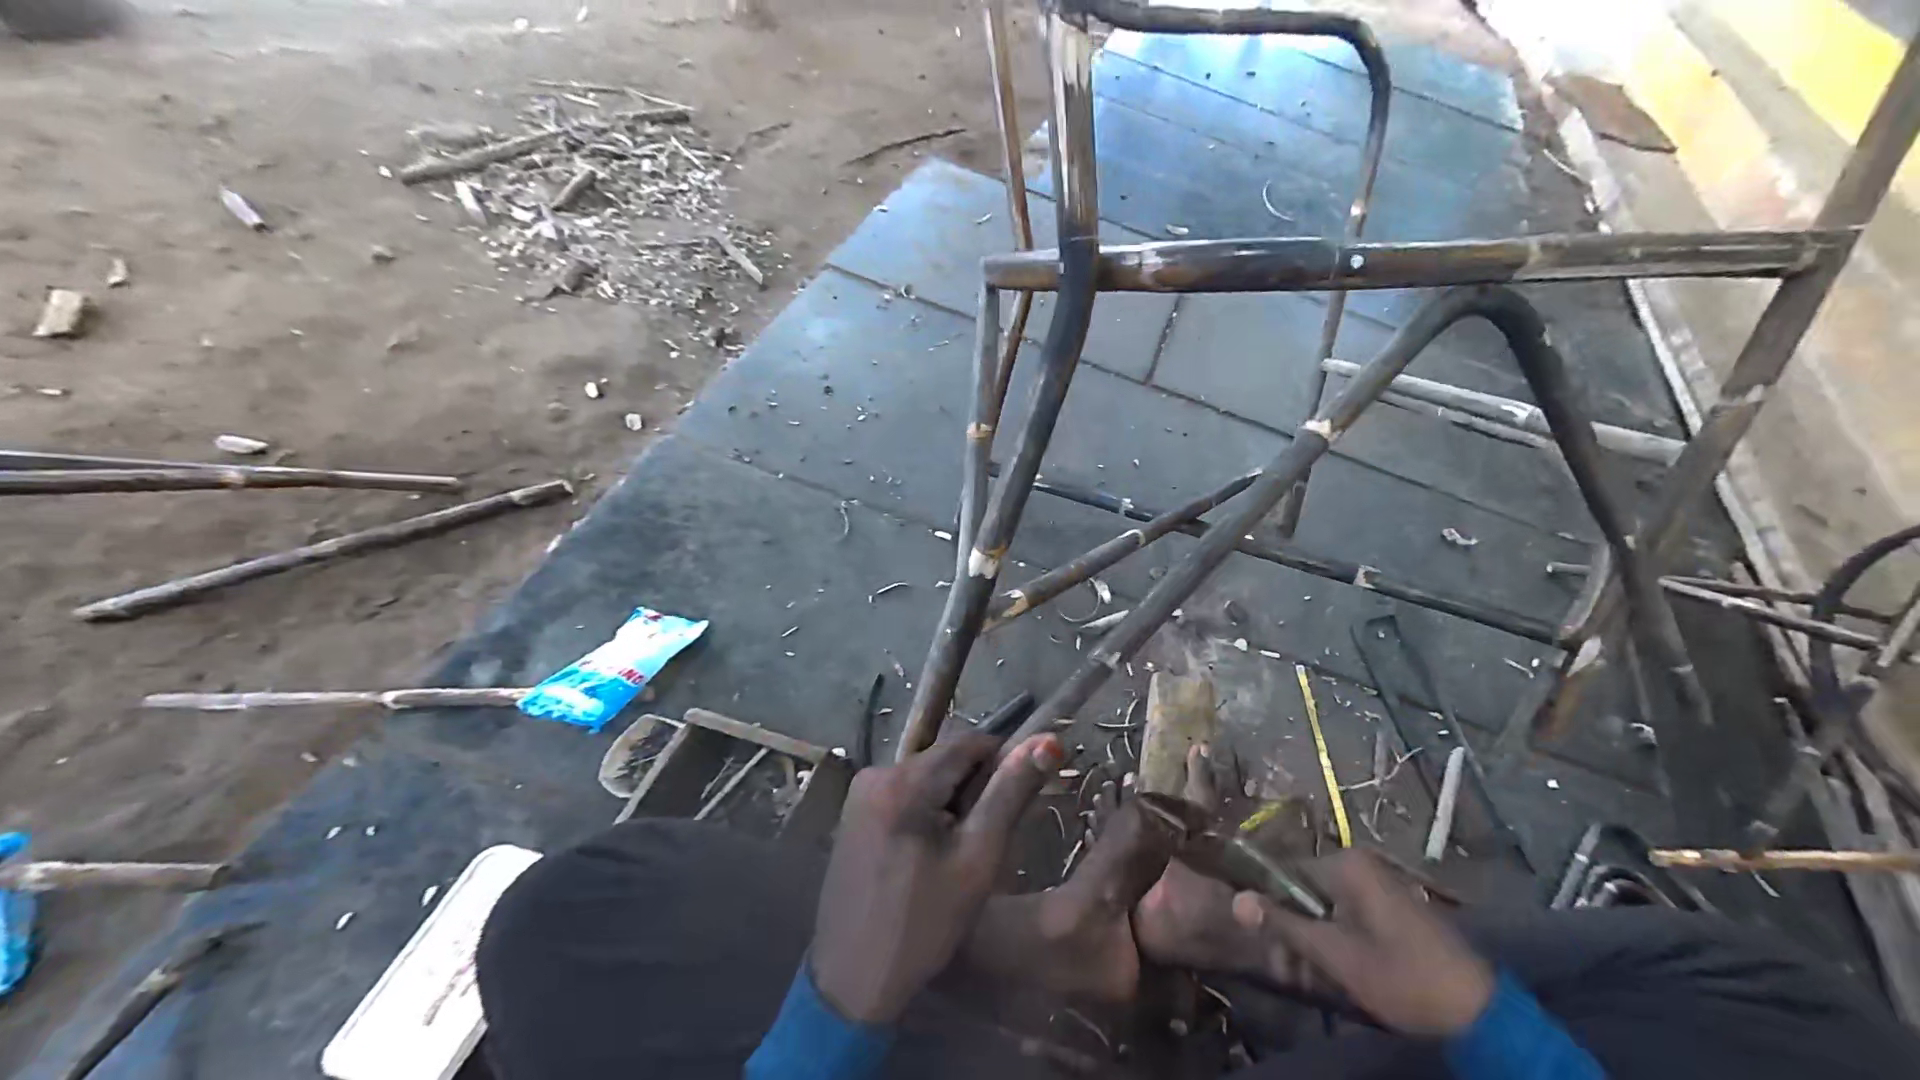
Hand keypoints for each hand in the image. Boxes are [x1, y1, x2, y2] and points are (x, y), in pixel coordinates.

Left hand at [810, 732, 1063, 1022]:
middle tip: (984, 839)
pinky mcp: (853, 812)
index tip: (1018, 797)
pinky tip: (928, 854)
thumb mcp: (978, 858)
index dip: (1002, 761)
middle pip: (944, 759)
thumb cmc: (923, 924)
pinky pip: (904, 793)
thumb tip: (1049, 742)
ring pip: (926, 776)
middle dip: (973, 788)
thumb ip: (1011, 793)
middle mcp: (876, 772)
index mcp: (904, 780)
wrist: (852, 979)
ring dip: (950, 801)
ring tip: (956, 853)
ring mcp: (859, 792)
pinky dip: (926, 811)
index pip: (968, 742)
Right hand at [1231, 850, 1494, 1035]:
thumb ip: (1283, 923)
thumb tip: (1235, 900)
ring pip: (1324, 907)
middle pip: (1304, 891)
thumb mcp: (1334, 954)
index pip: (1284, 872)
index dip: (1269, 905)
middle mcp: (1360, 864)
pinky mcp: (1391, 907)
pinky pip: (1347, 915)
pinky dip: (1336, 939)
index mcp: (1346, 864)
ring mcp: (1378, 885)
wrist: (1480, 1014)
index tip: (1264, 941)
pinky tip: (1333, 969)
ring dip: (1312, 940)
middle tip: (1286, 968)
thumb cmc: (1401, 976)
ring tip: (1308, 976)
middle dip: (1292, 929)